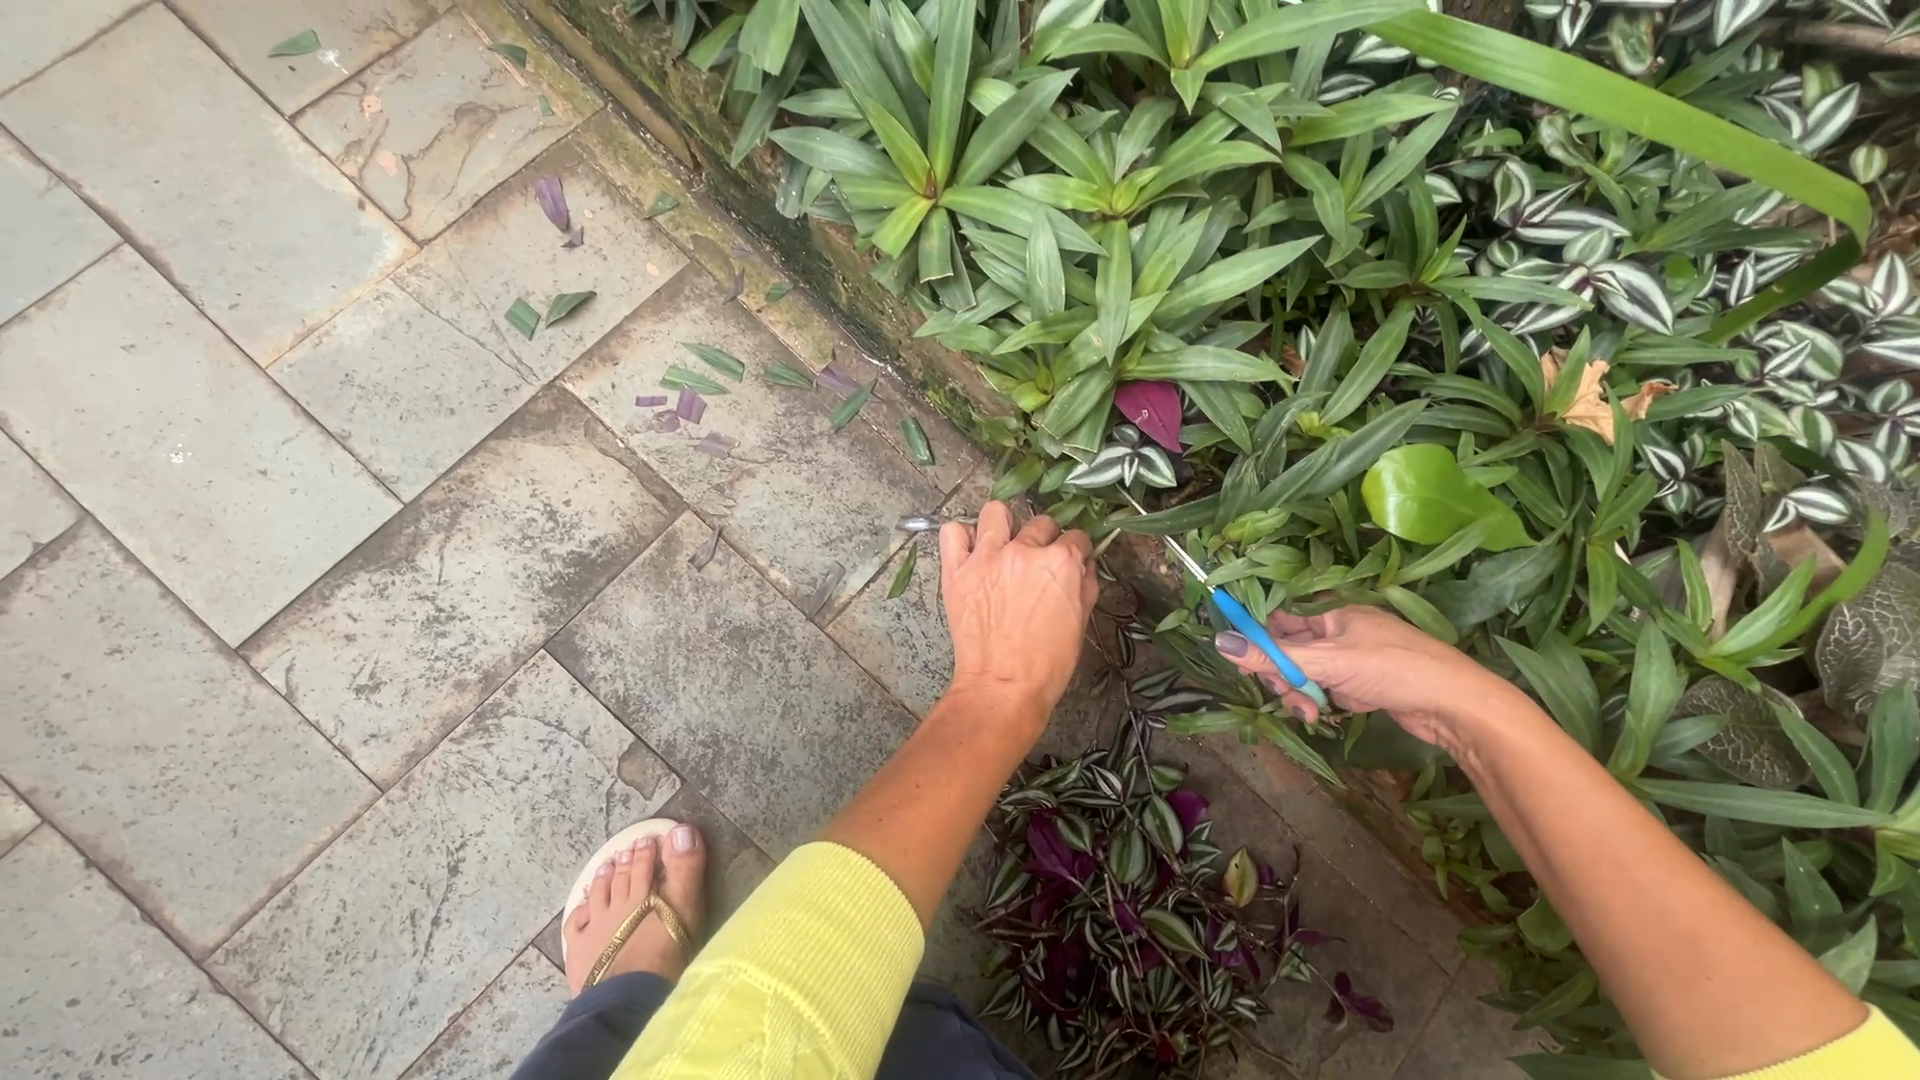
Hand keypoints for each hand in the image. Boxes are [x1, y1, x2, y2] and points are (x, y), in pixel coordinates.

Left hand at [940, 502, 1098, 721]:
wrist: (1003, 687)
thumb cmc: (1047, 663)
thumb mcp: (1080, 622)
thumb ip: (1086, 585)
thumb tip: (1085, 564)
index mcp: (1060, 562)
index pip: (1075, 537)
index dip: (1075, 549)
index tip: (1071, 560)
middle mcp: (1024, 551)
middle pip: (1040, 524)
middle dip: (1043, 540)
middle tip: (1036, 563)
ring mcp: (987, 557)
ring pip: (996, 512)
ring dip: (1003, 526)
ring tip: (1002, 547)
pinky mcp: (956, 569)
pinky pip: (952, 532)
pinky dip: (962, 537)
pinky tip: (971, 553)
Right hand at [1213, 604, 1518, 750]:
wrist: (1458, 706)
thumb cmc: (1395, 670)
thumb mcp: (1327, 662)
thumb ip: (1273, 656)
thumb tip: (1219, 643)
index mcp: (1332, 611)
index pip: (1279, 616)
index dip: (1258, 638)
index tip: (1246, 662)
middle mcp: (1339, 629)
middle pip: (1288, 648)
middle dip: (1281, 674)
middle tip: (1287, 694)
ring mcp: (1353, 656)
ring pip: (1306, 671)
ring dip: (1301, 692)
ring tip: (1314, 711)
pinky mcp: (1363, 681)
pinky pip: (1327, 686)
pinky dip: (1324, 699)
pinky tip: (1337, 710)